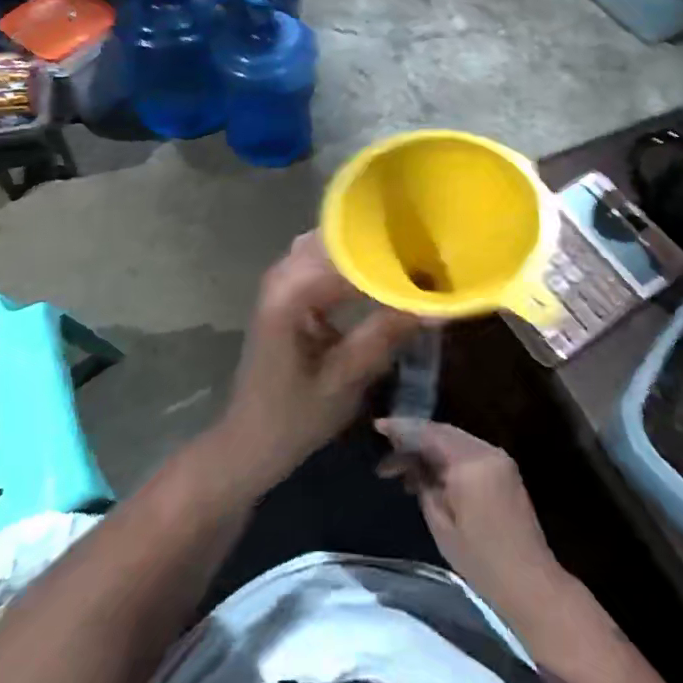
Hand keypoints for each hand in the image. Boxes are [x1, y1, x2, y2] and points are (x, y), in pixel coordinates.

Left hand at [210, 232, 419, 489]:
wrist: (251, 439)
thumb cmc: (293, 417)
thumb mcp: (344, 382)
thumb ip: (383, 337)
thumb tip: (432, 307)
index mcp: (289, 297)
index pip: (346, 260)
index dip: (389, 261)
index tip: (430, 265)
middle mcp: (280, 278)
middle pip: (333, 242)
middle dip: (375, 247)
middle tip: (421, 259)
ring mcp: (279, 283)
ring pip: (325, 247)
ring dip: (361, 254)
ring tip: (405, 263)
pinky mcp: (285, 294)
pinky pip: (319, 262)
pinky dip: (346, 265)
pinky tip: (377, 277)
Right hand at [375, 419, 559, 600]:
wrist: (530, 583)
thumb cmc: (480, 559)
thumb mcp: (440, 523)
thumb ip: (423, 484)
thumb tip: (410, 463)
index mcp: (470, 463)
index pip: (428, 434)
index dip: (400, 429)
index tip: (377, 427)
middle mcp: (487, 451)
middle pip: (442, 432)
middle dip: (413, 437)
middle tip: (387, 449)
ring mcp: (500, 459)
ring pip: (455, 440)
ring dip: (429, 447)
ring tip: (403, 466)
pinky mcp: (505, 470)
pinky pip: (468, 451)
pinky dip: (446, 456)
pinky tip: (429, 473)